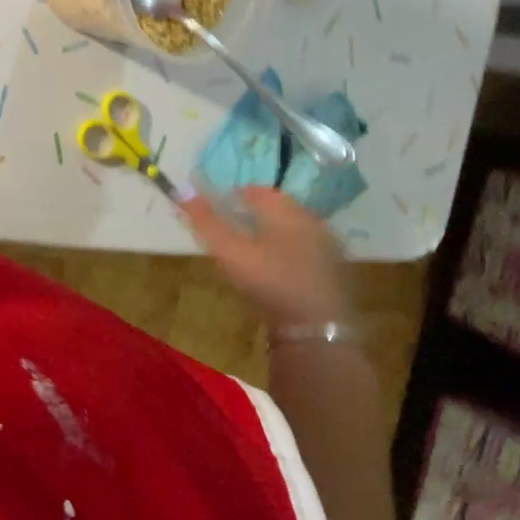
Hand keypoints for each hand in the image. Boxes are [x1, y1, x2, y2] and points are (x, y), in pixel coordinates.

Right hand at [181, 187, 352, 328]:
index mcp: (288, 212)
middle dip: (255, 213)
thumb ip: (206, 222)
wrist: (317, 328)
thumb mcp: (229, 250)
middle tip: (232, 227)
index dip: (236, 195)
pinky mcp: (335, 272)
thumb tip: (184, 194)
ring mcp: (328, 248)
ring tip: (251, 250)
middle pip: (279, 208)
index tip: (218, 207)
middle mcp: (312, 222)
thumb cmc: (270, 280)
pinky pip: (306, 250)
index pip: (260, 191)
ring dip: (272, 233)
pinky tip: (275, 270)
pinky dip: (288, 252)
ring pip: (294, 230)